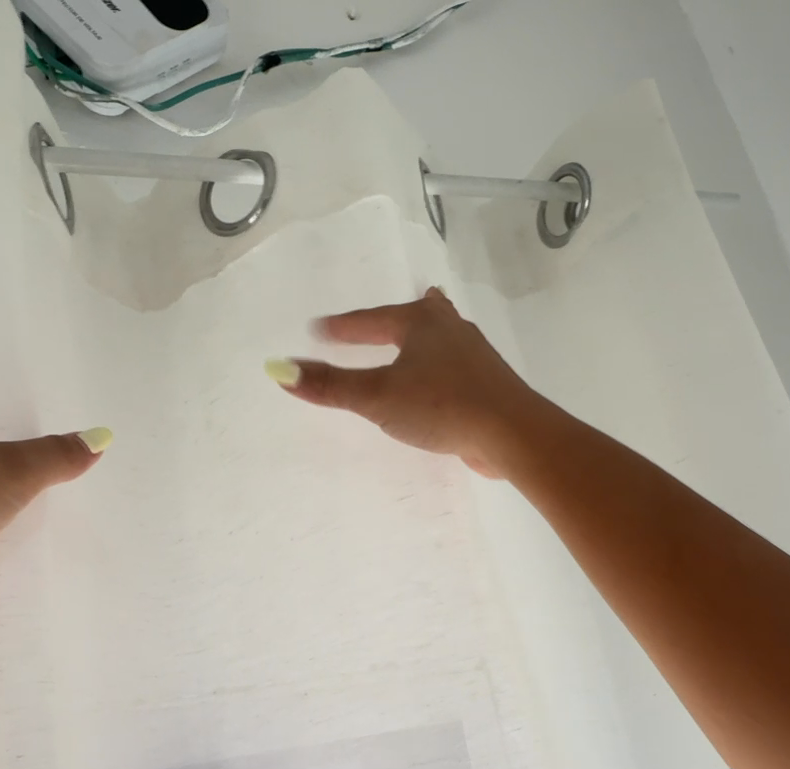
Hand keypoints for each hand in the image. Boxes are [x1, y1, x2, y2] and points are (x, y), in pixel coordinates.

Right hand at [270, 288, 548, 477]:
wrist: (510, 432)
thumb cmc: (440, 406)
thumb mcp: (376, 397)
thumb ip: (330, 386)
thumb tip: (279, 370)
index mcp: (420, 323)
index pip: (369, 320)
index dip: (341, 327)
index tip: (318, 329)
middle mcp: (449, 329)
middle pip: (414, 315)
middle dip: (391, 320)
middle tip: (372, 321)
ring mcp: (474, 355)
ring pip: (439, 337)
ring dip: (420, 338)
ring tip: (412, 336)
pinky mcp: (488, 384)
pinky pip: (453, 366)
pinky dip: (437, 365)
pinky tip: (439, 380)